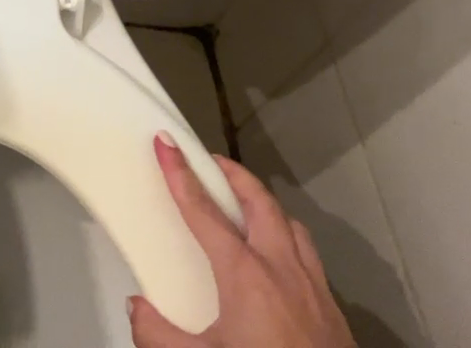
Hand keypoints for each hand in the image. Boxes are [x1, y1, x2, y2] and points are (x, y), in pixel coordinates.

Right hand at [129, 133, 356, 347]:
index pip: (202, 209)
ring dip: (266, 205)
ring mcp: (313, 287)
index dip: (179, 172)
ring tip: (246, 206)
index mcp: (244, 273)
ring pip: (291, 224)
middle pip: (259, 201)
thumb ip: (157, 333)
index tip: (166, 142)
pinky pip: (310, 256)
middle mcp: (281, 268)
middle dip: (234, 174)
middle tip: (210, 163)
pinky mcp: (334, 310)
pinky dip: (289, 240)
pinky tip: (279, 260)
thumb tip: (136, 306)